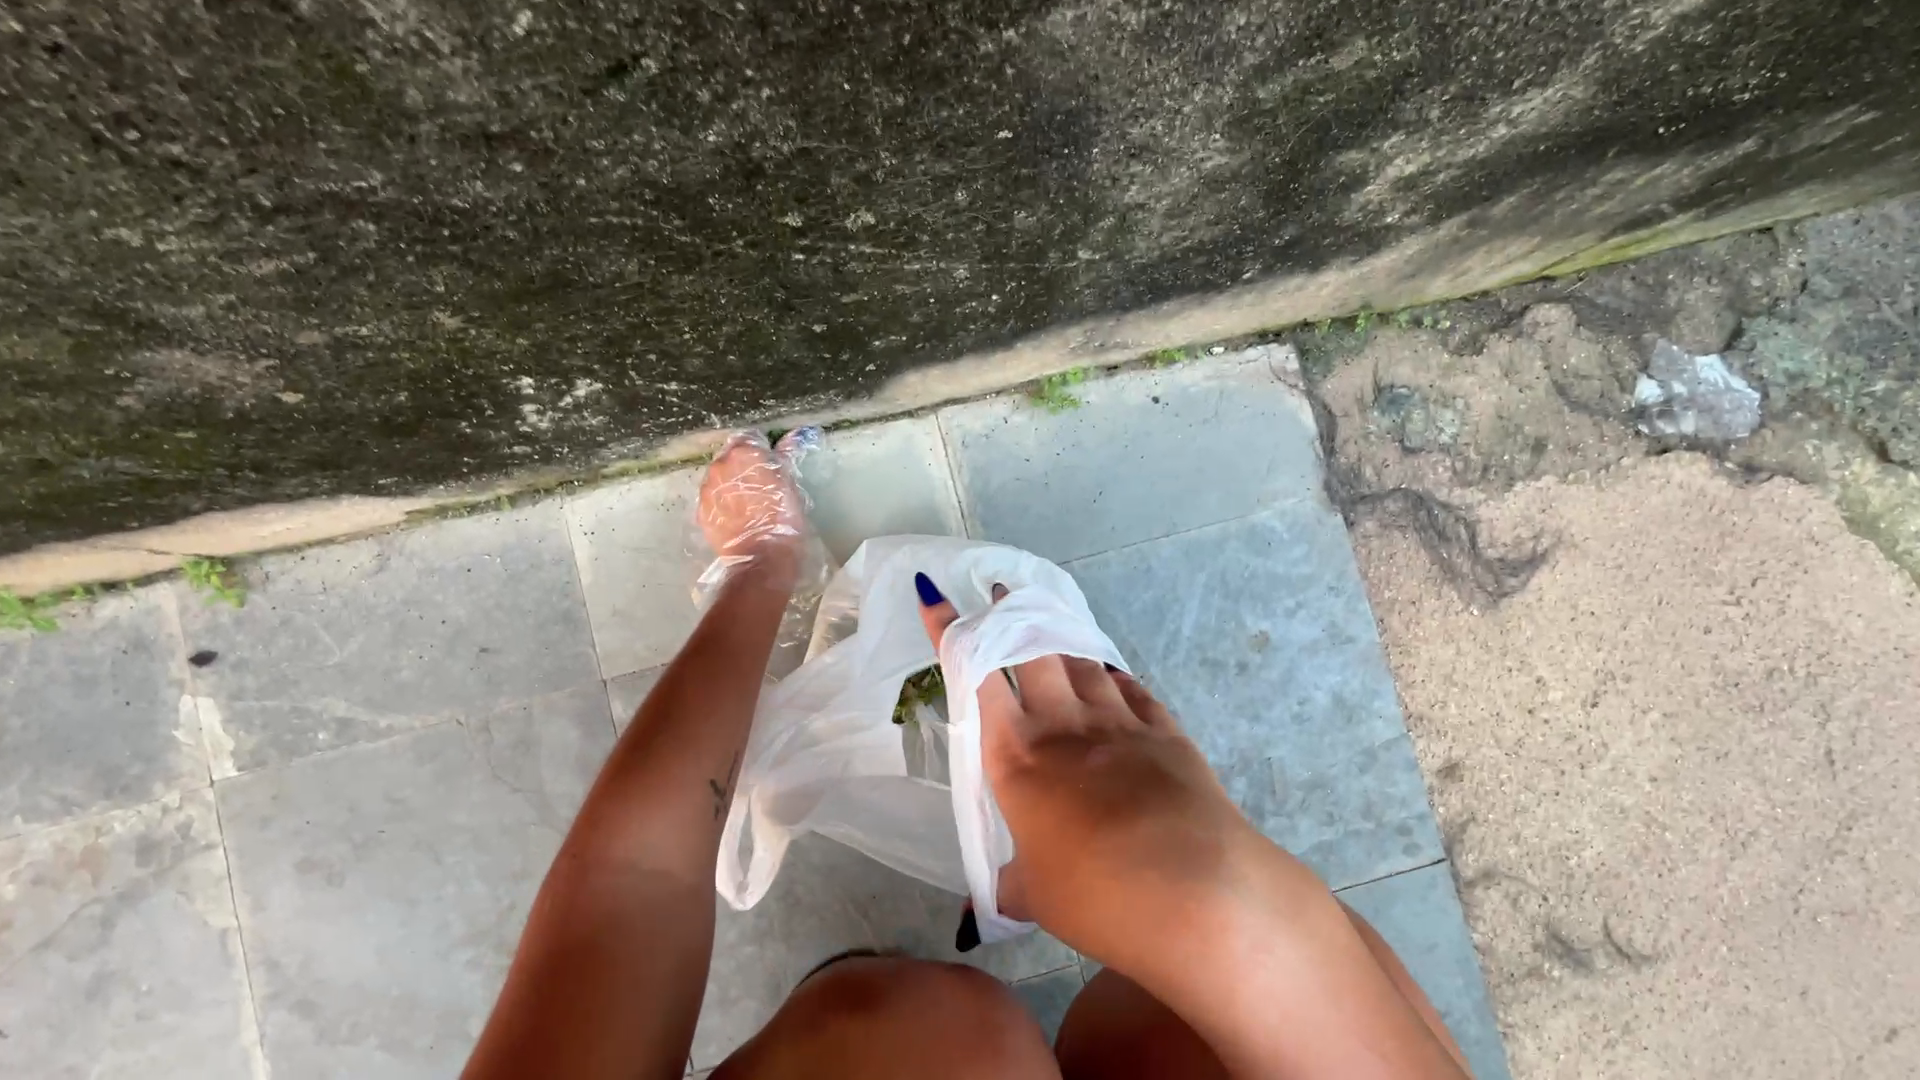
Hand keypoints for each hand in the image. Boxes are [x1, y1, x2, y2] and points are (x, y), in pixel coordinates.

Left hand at [697, 430, 809, 562]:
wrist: (762, 557)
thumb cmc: (784, 518)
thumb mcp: (791, 483)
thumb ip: (788, 455)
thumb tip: (795, 435)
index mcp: (745, 452)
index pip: (753, 438)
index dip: (764, 450)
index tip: (773, 465)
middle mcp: (720, 464)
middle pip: (732, 455)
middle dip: (745, 465)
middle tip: (762, 485)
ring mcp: (707, 488)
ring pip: (721, 476)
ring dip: (732, 483)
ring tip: (749, 504)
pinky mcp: (701, 510)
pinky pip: (713, 498)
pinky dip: (723, 502)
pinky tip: (738, 517)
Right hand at [915, 576, 1260, 971]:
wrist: (1193, 888)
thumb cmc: (1095, 894)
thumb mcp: (1037, 897)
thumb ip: (1011, 886)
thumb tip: (988, 904)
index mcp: (1016, 757)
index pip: (974, 678)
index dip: (950, 634)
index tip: (934, 595)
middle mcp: (1063, 725)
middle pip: (1032, 652)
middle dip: (1012, 616)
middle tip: (1003, 594)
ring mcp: (1118, 722)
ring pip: (1083, 662)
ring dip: (1062, 638)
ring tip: (1052, 624)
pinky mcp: (1164, 730)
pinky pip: (1132, 689)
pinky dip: (1115, 676)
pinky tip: (1113, 673)